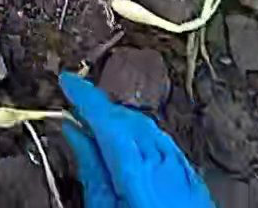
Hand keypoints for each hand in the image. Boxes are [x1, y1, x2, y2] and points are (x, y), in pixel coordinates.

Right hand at [58, 72, 212, 207]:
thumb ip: (91, 170)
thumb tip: (75, 131)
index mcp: (139, 172)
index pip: (108, 120)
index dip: (85, 96)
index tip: (66, 82)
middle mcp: (164, 161)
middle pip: (128, 119)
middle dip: (101, 110)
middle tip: (74, 108)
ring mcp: (181, 167)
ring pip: (146, 127)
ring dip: (119, 121)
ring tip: (95, 127)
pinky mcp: (191, 176)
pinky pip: (161, 142)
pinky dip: (139, 137)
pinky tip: (125, 146)